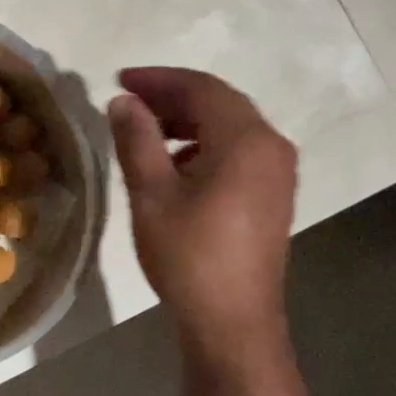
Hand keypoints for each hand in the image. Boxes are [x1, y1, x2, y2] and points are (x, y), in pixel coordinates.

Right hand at [108, 67, 297, 345]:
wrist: (231, 315)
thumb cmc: (187, 254)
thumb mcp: (151, 196)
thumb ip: (137, 142)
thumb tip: (123, 102)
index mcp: (245, 140)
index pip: (202, 89)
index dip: (159, 79)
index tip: (118, 80)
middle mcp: (271, 146)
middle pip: (221, 104)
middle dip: (173, 97)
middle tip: (127, 101)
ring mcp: (277, 172)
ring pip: (230, 129)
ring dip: (187, 122)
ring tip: (143, 132)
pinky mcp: (271, 195)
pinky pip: (237, 153)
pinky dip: (202, 145)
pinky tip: (173, 166)